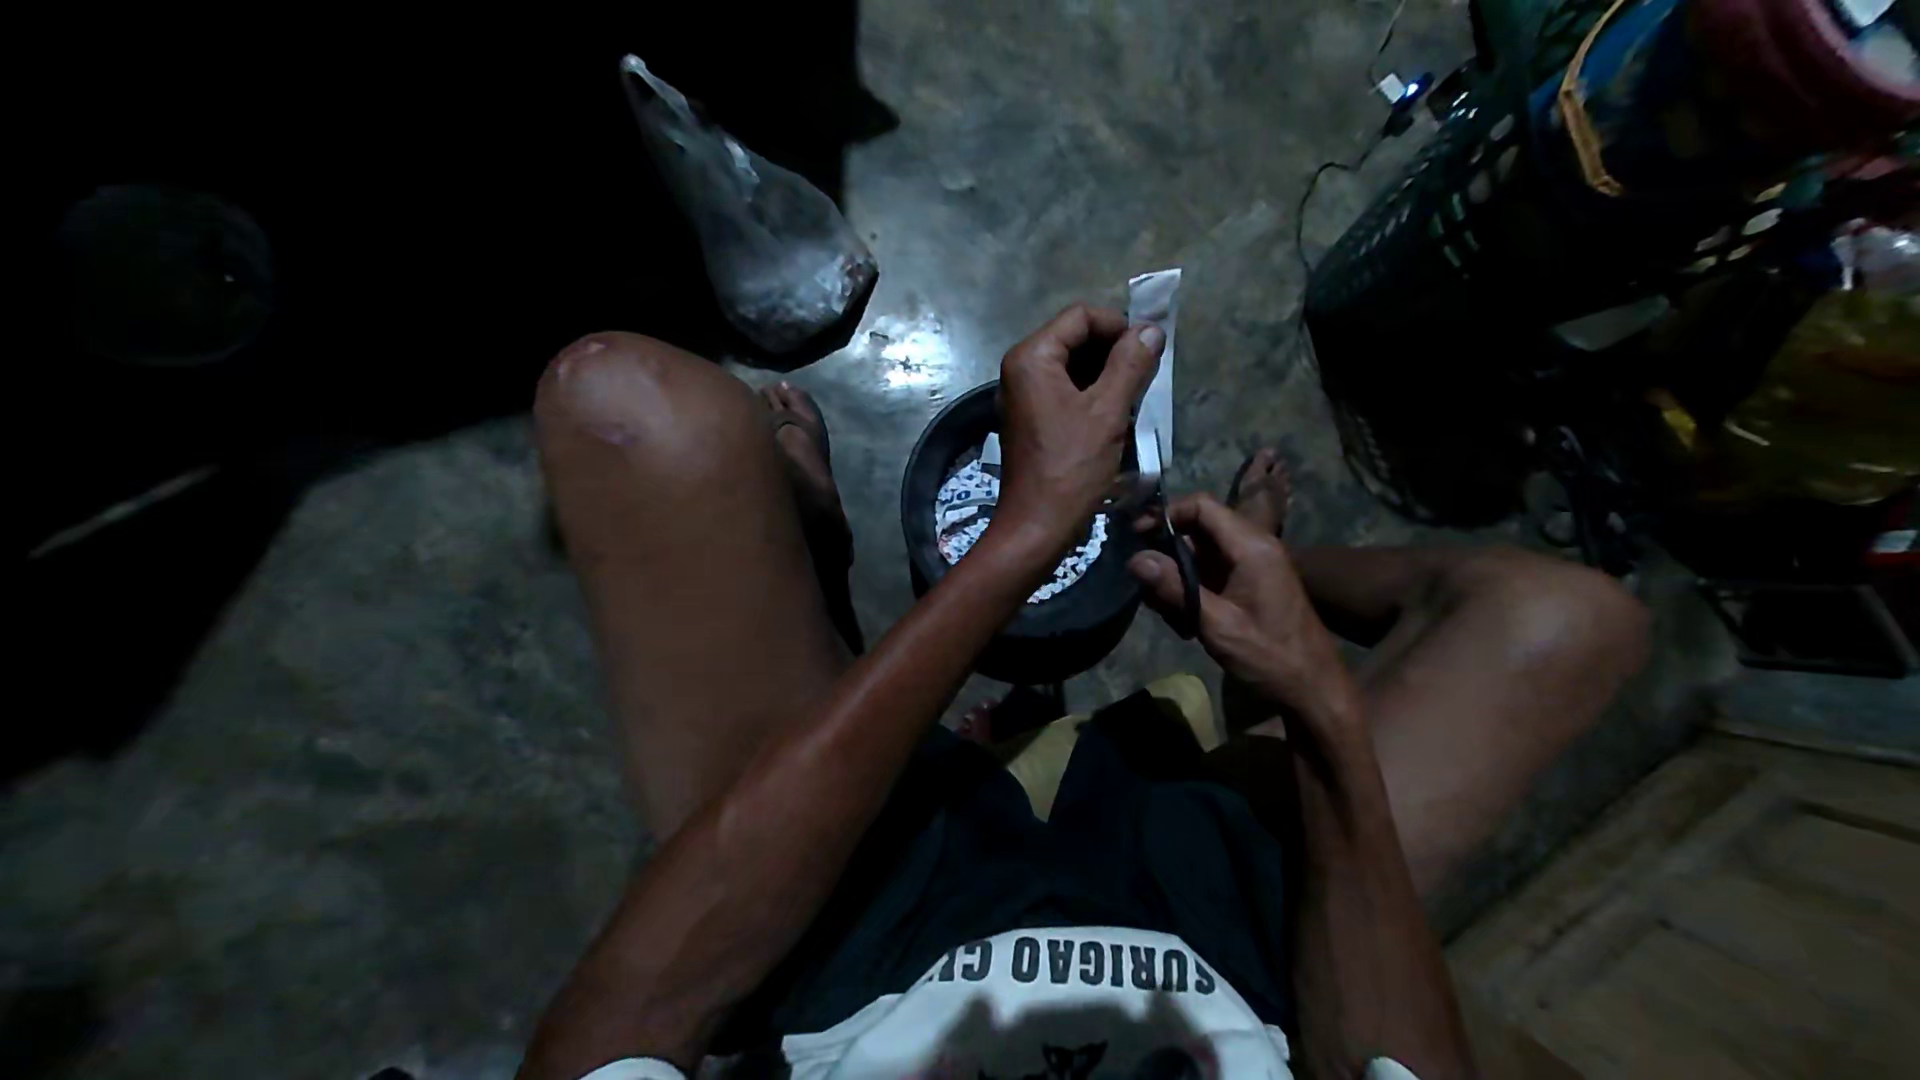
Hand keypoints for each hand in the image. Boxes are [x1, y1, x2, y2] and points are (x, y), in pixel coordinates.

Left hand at [995, 304, 1163, 550]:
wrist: (1037, 525)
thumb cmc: (1071, 467)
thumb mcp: (1108, 411)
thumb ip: (1130, 364)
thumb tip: (1151, 330)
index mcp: (1031, 358)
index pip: (1081, 317)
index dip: (1119, 326)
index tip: (1149, 350)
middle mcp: (1020, 370)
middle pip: (1075, 340)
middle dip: (1114, 353)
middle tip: (1147, 376)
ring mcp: (1023, 397)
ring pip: (1072, 368)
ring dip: (1107, 377)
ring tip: (1136, 398)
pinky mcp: (1030, 420)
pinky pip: (1065, 393)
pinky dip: (1092, 397)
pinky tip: (1116, 417)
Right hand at [1129, 494, 1360, 739]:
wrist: (1313, 688)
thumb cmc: (1269, 656)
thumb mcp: (1216, 624)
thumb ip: (1174, 588)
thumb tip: (1135, 559)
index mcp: (1252, 547)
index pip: (1202, 507)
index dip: (1166, 514)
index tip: (1137, 535)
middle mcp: (1253, 546)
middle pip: (1196, 528)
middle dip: (1165, 551)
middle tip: (1144, 582)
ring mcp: (1251, 565)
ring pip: (1198, 553)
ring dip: (1175, 575)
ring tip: (1165, 611)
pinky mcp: (1247, 583)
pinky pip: (1208, 572)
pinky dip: (1189, 588)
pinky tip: (1183, 622)